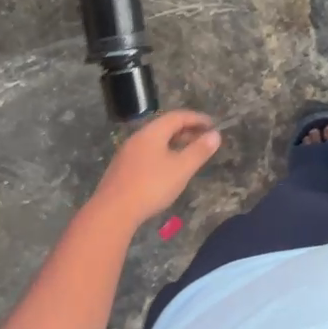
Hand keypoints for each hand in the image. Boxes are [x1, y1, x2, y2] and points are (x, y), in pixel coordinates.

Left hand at [88, 110, 220, 229]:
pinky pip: (147, 153)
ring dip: (174, 143)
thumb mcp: (181, 169)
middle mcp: (138, 138)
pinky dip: (162, 154)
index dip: (197, 119)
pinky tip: (167, 169)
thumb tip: (215, 135)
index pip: (177, 117)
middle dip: (186, 130)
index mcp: (152, 133)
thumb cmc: (151, 186)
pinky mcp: (121, 169)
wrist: (112, 212)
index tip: (212, 125)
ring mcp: (127, 153)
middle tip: (203, 140)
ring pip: (155, 141)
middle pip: (164, 127)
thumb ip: (199, 151)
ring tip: (188, 154)